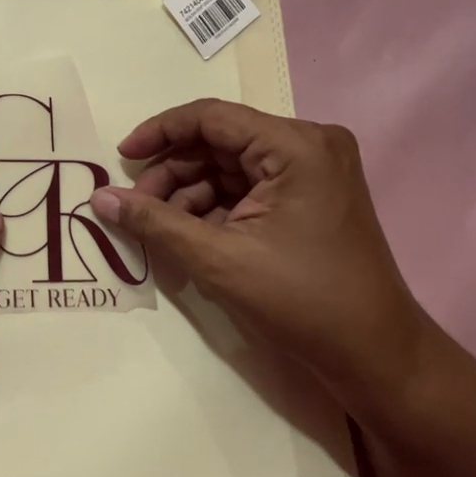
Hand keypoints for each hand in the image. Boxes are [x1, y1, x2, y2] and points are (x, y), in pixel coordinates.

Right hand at [88, 99, 428, 407]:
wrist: (376, 358)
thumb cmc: (302, 302)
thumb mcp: (218, 260)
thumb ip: (155, 222)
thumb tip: (99, 198)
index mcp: (296, 145)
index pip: (211, 117)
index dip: (160, 132)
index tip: (121, 157)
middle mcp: (308, 144)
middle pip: (219, 142)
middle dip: (173, 173)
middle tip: (136, 207)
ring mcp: (313, 170)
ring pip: (230, 166)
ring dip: (190, 193)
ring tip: (159, 228)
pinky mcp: (311, 195)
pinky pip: (249, 186)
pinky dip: (215, 206)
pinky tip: (188, 234)